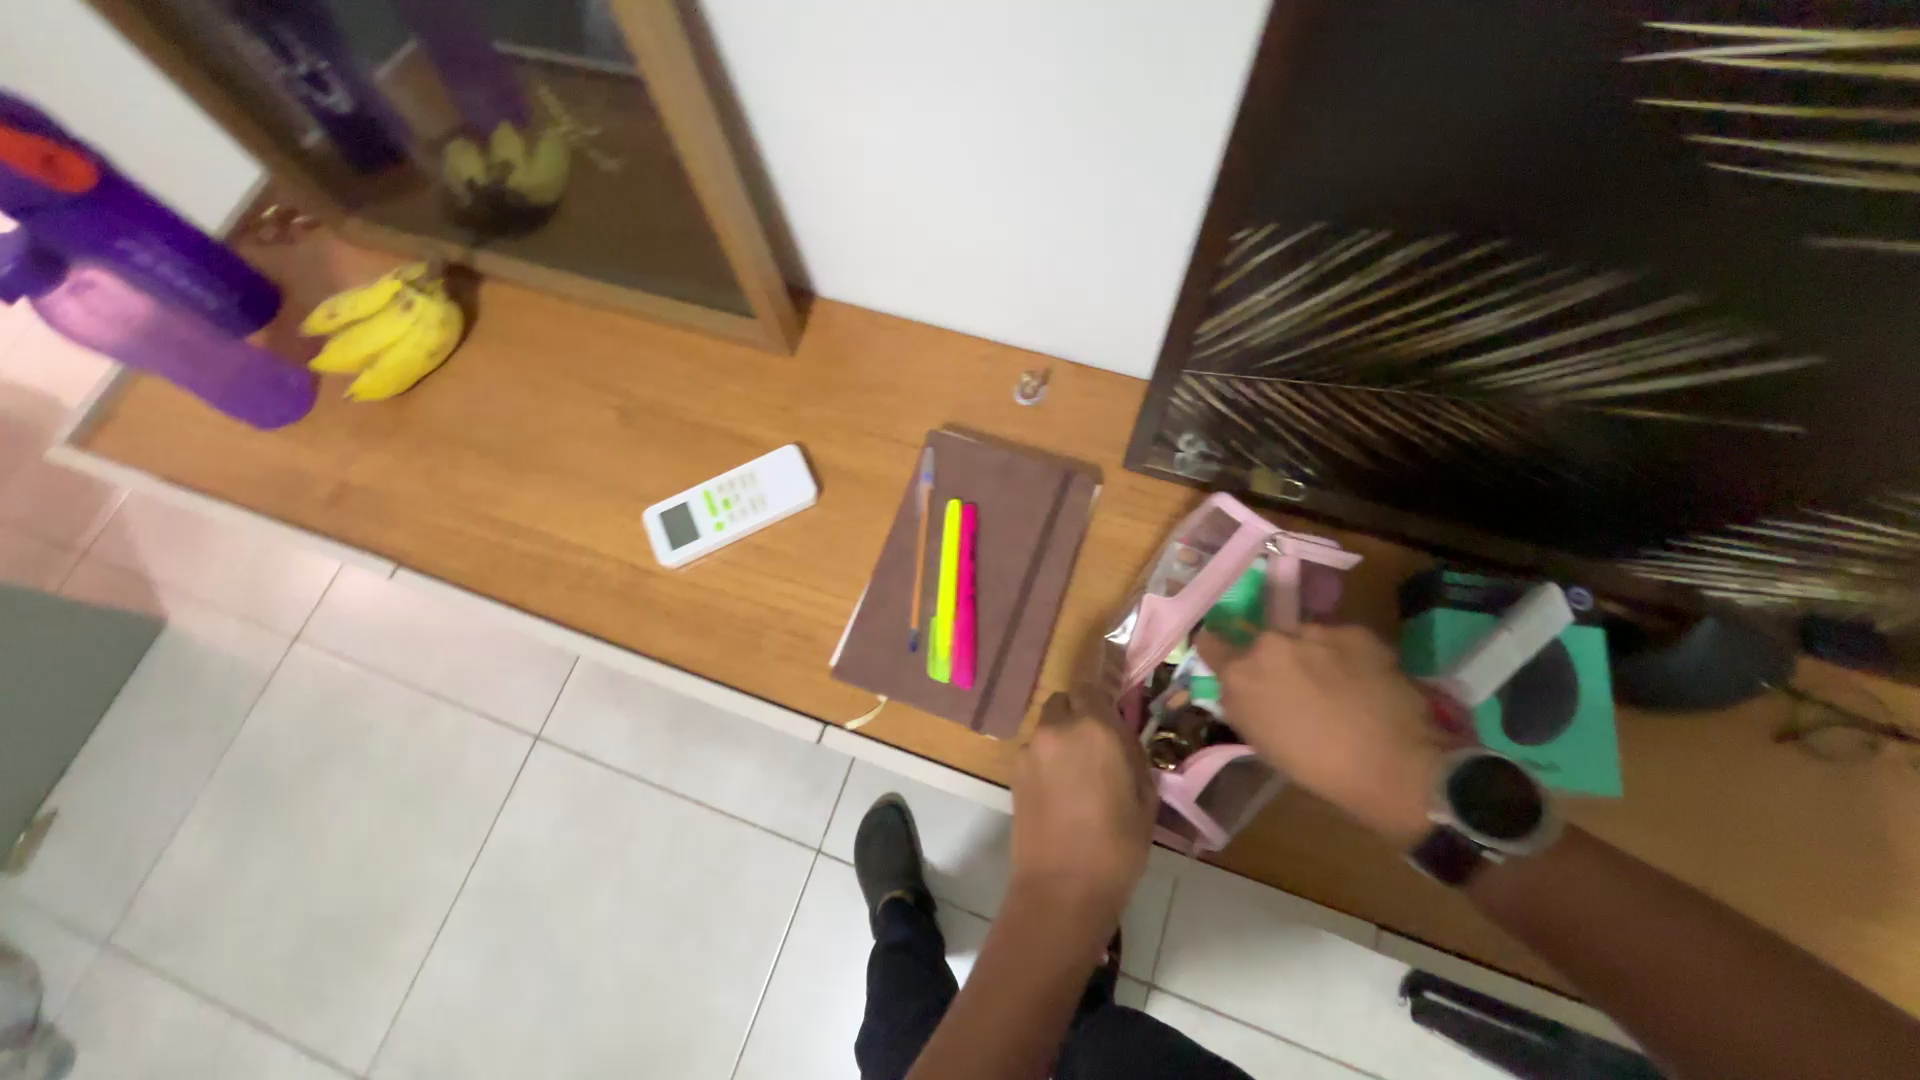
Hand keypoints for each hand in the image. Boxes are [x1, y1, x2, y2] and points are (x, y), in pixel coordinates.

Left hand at [1009, 693, 1155, 926]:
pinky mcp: (1014, 772)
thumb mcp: (1145, 796)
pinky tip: (1059, 791)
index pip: (1091, 686)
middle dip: (1078, 714)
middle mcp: (1058, 728)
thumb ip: (1131, 755)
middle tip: (1095, 745)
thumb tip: (1120, 739)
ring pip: (1047, 726)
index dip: (1100, 699)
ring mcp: (1031, 750)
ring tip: (1077, 773)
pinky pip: (1035, 751)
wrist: (1063, 886)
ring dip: (1060, 737)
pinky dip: (1046, 760)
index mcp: (1095, 728)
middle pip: (1063, 701)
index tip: (1111, 718)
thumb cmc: (1118, 844)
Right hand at [1196, 625, 1447, 845]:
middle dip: (1276, 659)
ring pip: (1304, 637)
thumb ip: (1242, 703)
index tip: (1227, 656)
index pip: (1211, 643)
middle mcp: (1270, 643)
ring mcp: (1314, 632)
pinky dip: (1346, 656)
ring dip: (1311, 655)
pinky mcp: (1355, 632)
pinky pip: (1340, 639)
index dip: (1218, 649)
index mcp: (1241, 675)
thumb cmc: (1316, 766)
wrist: (1390, 763)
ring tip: (1337, 685)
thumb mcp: (1260, 740)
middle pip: (1263, 642)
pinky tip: (1363, 682)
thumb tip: (1240, 688)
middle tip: (1298, 686)